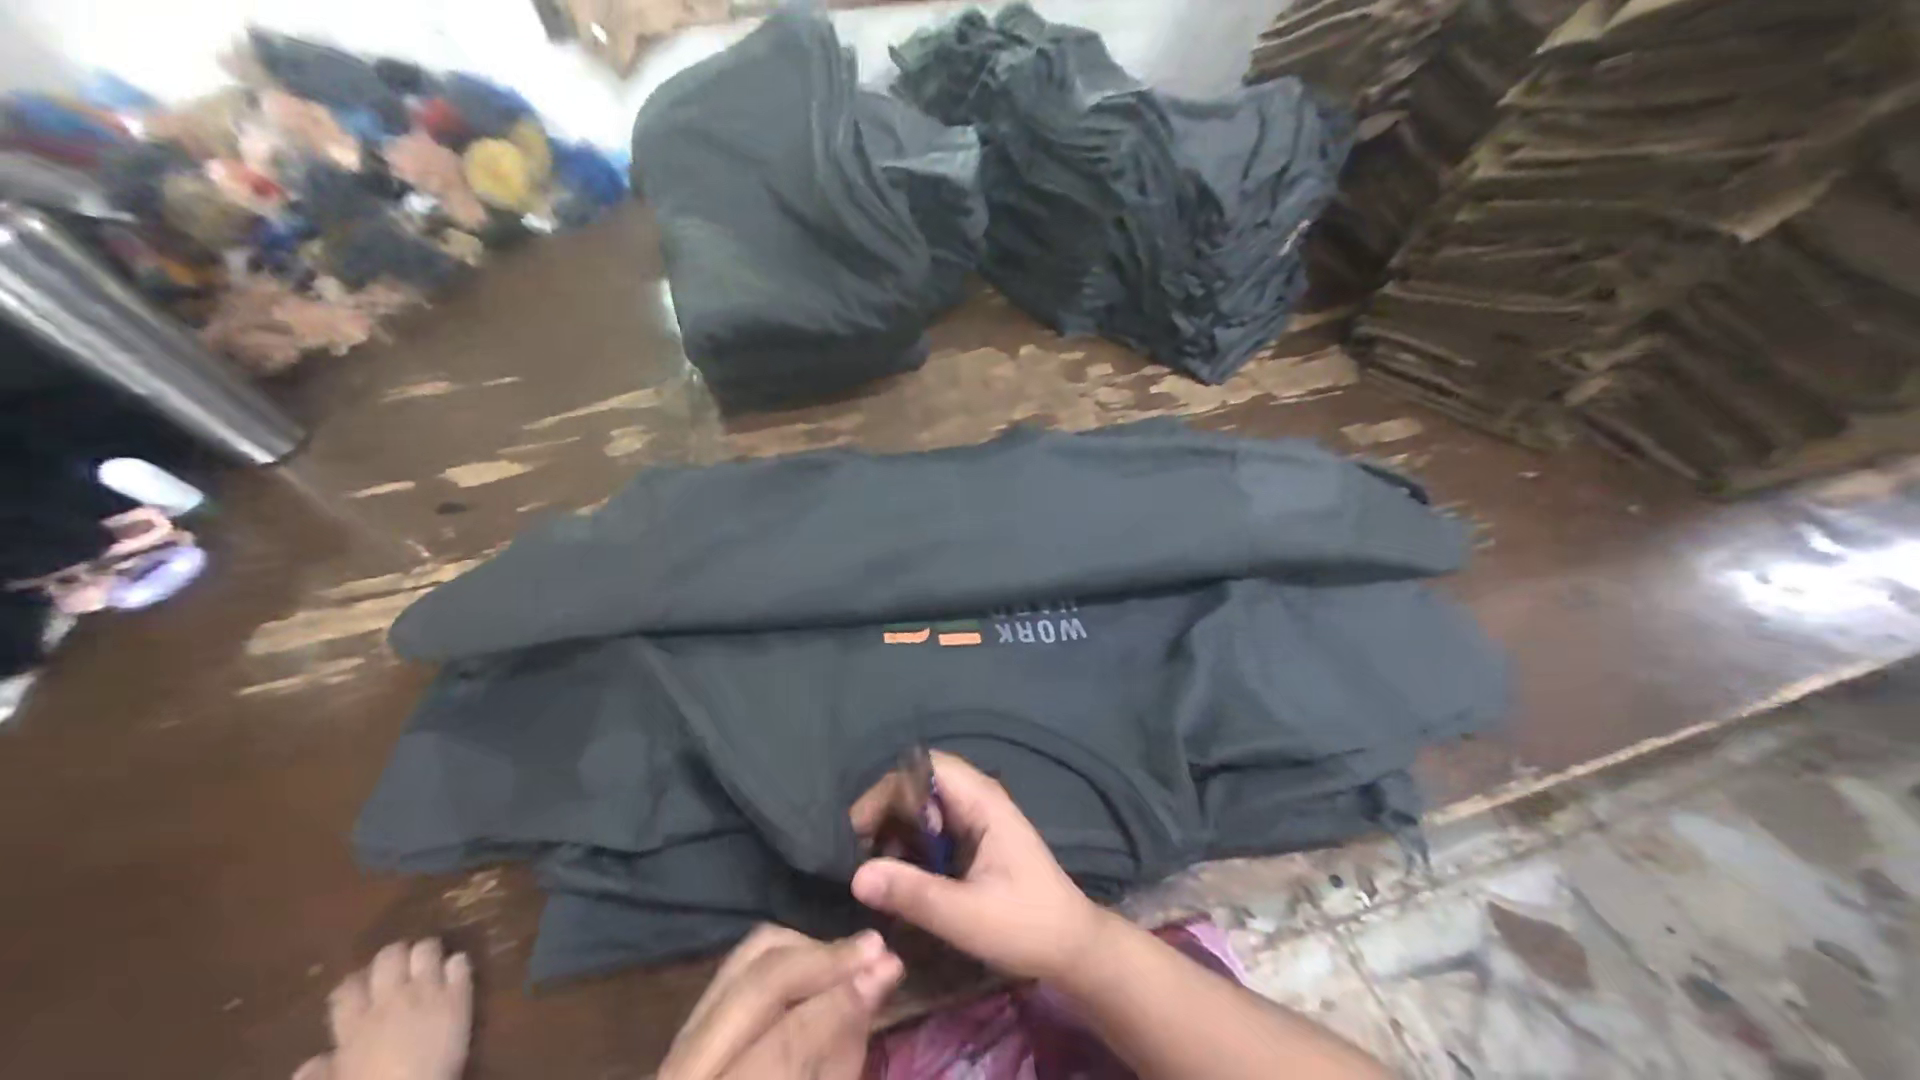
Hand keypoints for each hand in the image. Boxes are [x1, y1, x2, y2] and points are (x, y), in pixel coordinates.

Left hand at [658, 925, 902, 1079]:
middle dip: (825, 957)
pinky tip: (820, 970)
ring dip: (807, 951)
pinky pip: (739, 969)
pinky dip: (786, 959)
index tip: (890, 966)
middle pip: (758, 979)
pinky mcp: (685, 1030)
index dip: (842, 1000)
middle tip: (878, 947)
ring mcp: (676, 1044)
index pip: (786, 1041)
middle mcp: (681, 1069)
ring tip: (852, 960)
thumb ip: (840, 1055)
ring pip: (746, 957)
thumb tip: (876, 979)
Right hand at [850, 751, 1109, 980]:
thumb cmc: (1026, 926)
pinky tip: (897, 876)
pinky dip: (908, 845)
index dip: (890, 789)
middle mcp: (977, 800)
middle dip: (886, 810)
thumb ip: (914, 893)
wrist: (1071, 948)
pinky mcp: (972, 842)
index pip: (926, 768)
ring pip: (923, 806)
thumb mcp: (967, 916)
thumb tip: (856, 876)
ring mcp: (975, 820)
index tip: (861, 828)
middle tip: (861, 851)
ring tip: (874, 867)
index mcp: (982, 801)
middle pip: (920, 783)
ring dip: (895, 829)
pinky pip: (931, 829)